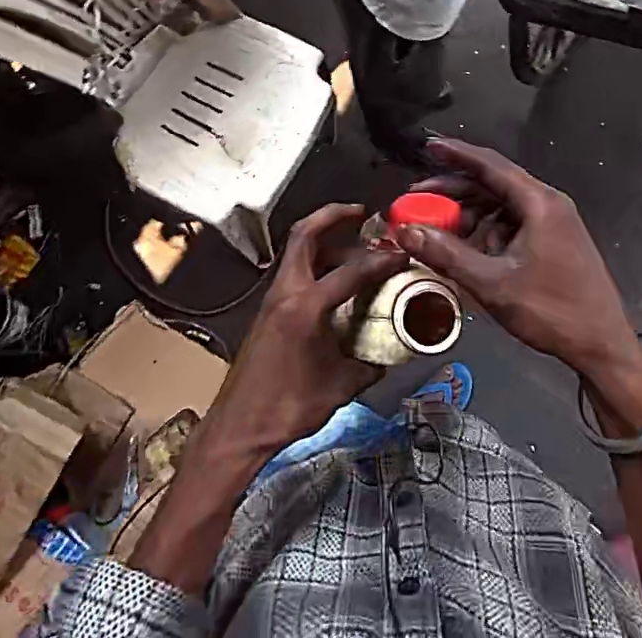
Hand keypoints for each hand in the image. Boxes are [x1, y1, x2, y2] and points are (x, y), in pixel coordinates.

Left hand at [200, 204, 404, 459]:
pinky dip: (316, 262)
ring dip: (325, 239)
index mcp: (305, 307)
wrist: (239, 427)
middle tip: (362, 214)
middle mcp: (286, 292)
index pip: (350, 271)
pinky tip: (336, 279)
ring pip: (298, 250)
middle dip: (334, 216)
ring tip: (356, 244)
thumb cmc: (287, 407)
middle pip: (305, 234)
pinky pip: (295, 271)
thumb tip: (388, 356)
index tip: (402, 254)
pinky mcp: (269, 310)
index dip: (380, 260)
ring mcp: (273, 299)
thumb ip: (368, 365)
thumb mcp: (339, 386)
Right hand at [394, 138, 641, 392]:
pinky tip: (473, 251)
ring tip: (443, 232)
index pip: (490, 165)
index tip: (429, 147)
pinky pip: (514, 222)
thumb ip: (446, 254)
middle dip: (455, 191)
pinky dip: (489, 230)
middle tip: (420, 199)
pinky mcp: (555, 239)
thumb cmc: (553, 311)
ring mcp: (554, 222)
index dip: (456, 154)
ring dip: (471, 214)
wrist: (602, 345)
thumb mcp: (492, 283)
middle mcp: (549, 204)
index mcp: (539, 203)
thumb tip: (406, 231)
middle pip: (494, 184)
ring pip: (502, 205)